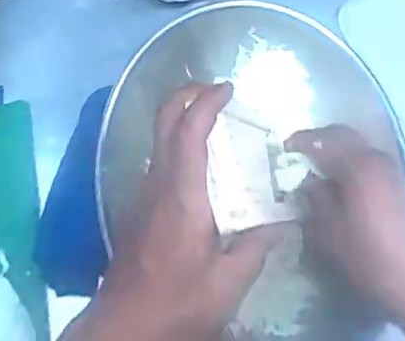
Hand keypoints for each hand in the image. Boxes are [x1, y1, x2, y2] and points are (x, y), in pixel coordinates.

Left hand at [65, 83, 281, 340]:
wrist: (125, 324)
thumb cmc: (177, 301)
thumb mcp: (227, 284)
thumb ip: (254, 248)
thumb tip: (280, 222)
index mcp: (181, 190)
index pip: (190, 128)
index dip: (207, 101)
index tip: (227, 87)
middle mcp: (158, 179)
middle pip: (164, 118)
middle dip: (187, 93)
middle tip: (215, 91)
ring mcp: (144, 189)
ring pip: (159, 135)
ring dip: (182, 116)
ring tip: (213, 122)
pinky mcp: (140, 204)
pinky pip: (159, 156)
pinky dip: (178, 141)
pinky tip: (199, 164)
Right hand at [289, 126, 404, 340]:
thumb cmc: (373, 259)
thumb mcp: (332, 234)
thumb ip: (316, 199)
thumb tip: (307, 181)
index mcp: (359, 166)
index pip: (323, 140)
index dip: (300, 142)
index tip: (284, 148)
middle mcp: (377, 159)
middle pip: (342, 135)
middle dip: (319, 140)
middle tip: (300, 153)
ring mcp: (392, 171)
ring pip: (357, 147)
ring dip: (337, 151)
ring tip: (319, 169)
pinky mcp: (401, 186)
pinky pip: (369, 160)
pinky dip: (352, 162)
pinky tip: (343, 184)